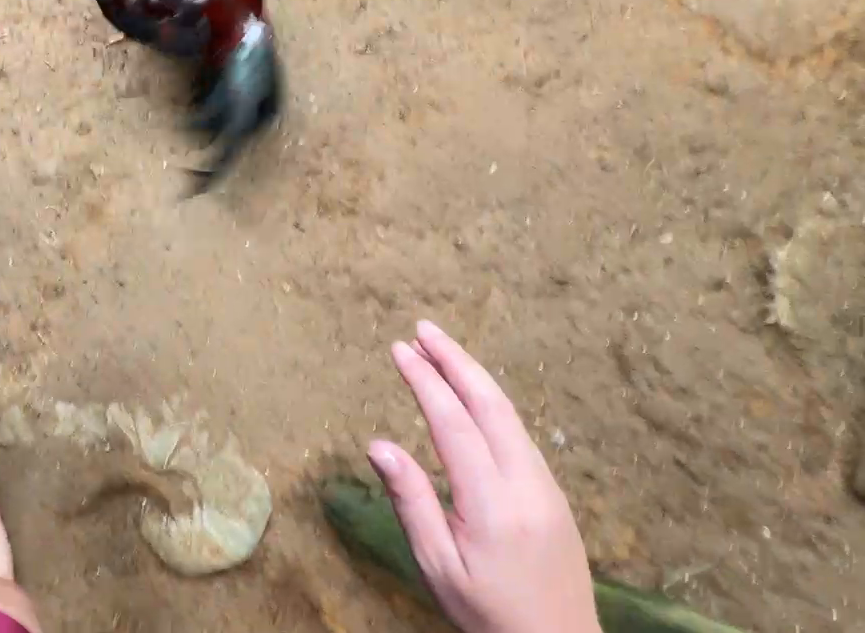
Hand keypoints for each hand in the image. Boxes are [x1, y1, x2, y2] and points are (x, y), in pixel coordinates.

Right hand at [369, 321, 600, 632]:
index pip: (454, 423)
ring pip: (510, 416)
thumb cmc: (485, 609)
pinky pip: (519, 434)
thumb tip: (378, 444)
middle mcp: (527, 487)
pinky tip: (470, 394)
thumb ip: (410, 501)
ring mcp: (548, 490)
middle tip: (423, 328)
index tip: (398, 348)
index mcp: (493, 504)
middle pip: (492, 407)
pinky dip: (490, 401)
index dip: (425, 381)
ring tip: (439, 350)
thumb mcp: (437, 564)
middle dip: (456, 361)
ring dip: (473, 376)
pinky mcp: (554, 497)